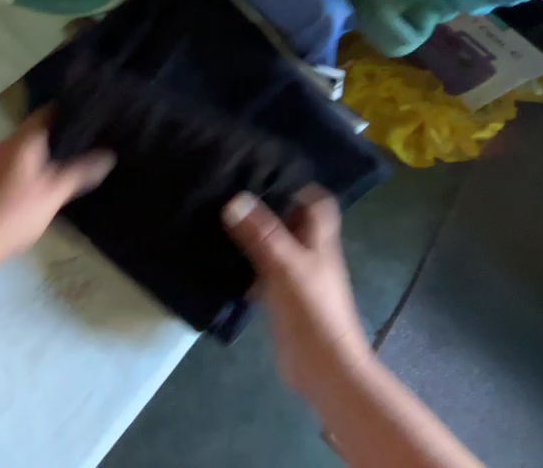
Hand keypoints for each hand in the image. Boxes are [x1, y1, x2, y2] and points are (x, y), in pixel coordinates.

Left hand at [0, 110, 114, 269]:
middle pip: (36, 129)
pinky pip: (18, 162)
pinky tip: (46, 180)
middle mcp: (7, 143)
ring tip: (72, 159)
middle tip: (89, 139)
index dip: (68, 110)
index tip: (91, 113)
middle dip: (60, 132)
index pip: (47, 112)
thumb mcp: (54, 193)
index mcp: (23, 139)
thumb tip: (108, 154)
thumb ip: (80, 172)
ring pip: (27, 147)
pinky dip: (34, 164)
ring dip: (46, 151)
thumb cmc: (14, 212)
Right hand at [222, 186, 372, 399]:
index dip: (299, 185)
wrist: (324, 371)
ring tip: (219, 215)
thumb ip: (262, 234)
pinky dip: (245, 263)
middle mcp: (310, 255)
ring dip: (253, 234)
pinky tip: (221, 257)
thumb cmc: (313, 312)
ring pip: (275, 245)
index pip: (318, 204)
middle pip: (292, 221)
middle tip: (232, 189)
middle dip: (267, 206)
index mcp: (320, 243)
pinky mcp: (282, 299)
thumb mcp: (286, 266)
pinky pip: (262, 271)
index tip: (266, 171)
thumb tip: (235, 198)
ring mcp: (296, 278)